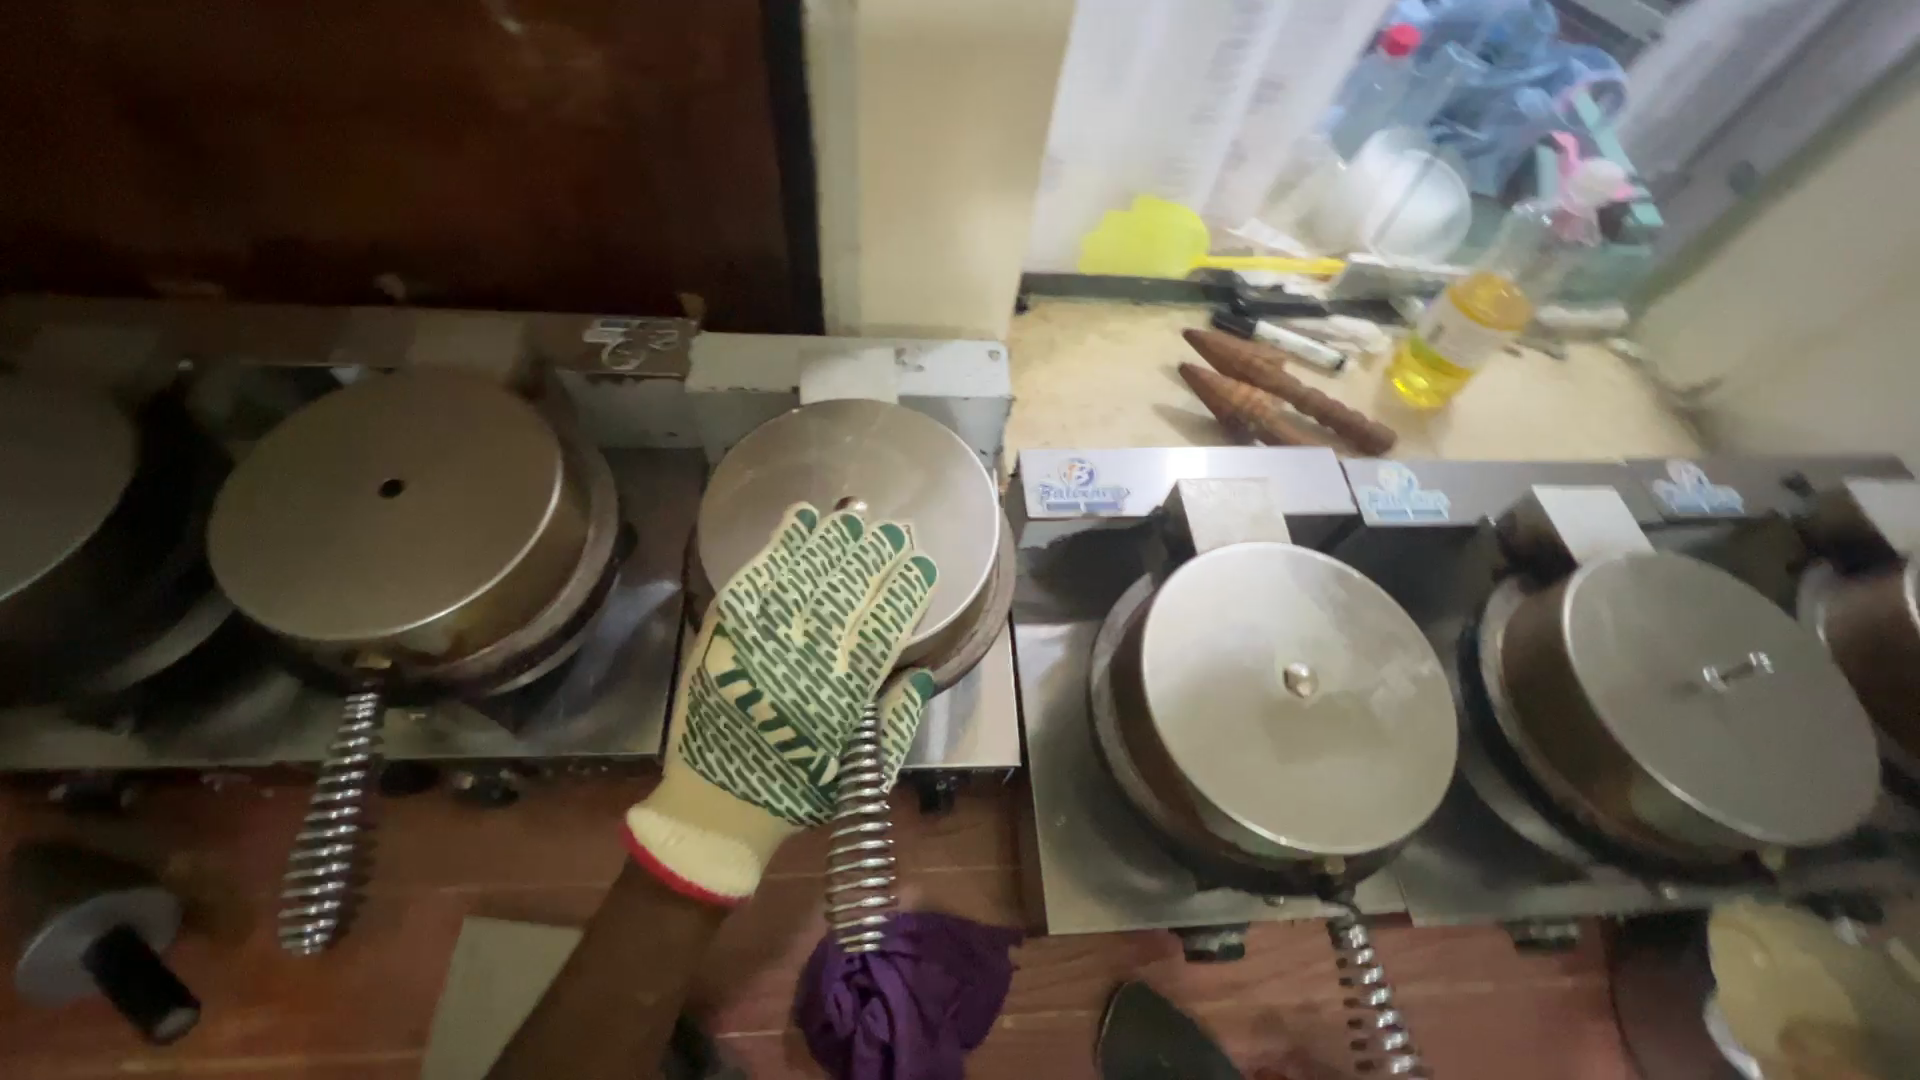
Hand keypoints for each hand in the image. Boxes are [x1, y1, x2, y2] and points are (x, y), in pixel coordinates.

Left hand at [626, 502, 938, 903]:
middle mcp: (804, 662)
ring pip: (801, 580)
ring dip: (829, 543)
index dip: (906, 590)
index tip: (922, 562)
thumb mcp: (862, 772)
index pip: (884, 626)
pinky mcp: (721, 641)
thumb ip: (895, 721)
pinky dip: (775, 553)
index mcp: (843, 694)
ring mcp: (758, 647)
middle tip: (893, 527)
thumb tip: (919, 672)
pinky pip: (752, 588)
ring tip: (850, 513)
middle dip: (873, 556)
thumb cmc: (796, 793)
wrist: (715, 810)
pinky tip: (794, 526)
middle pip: (845, 593)